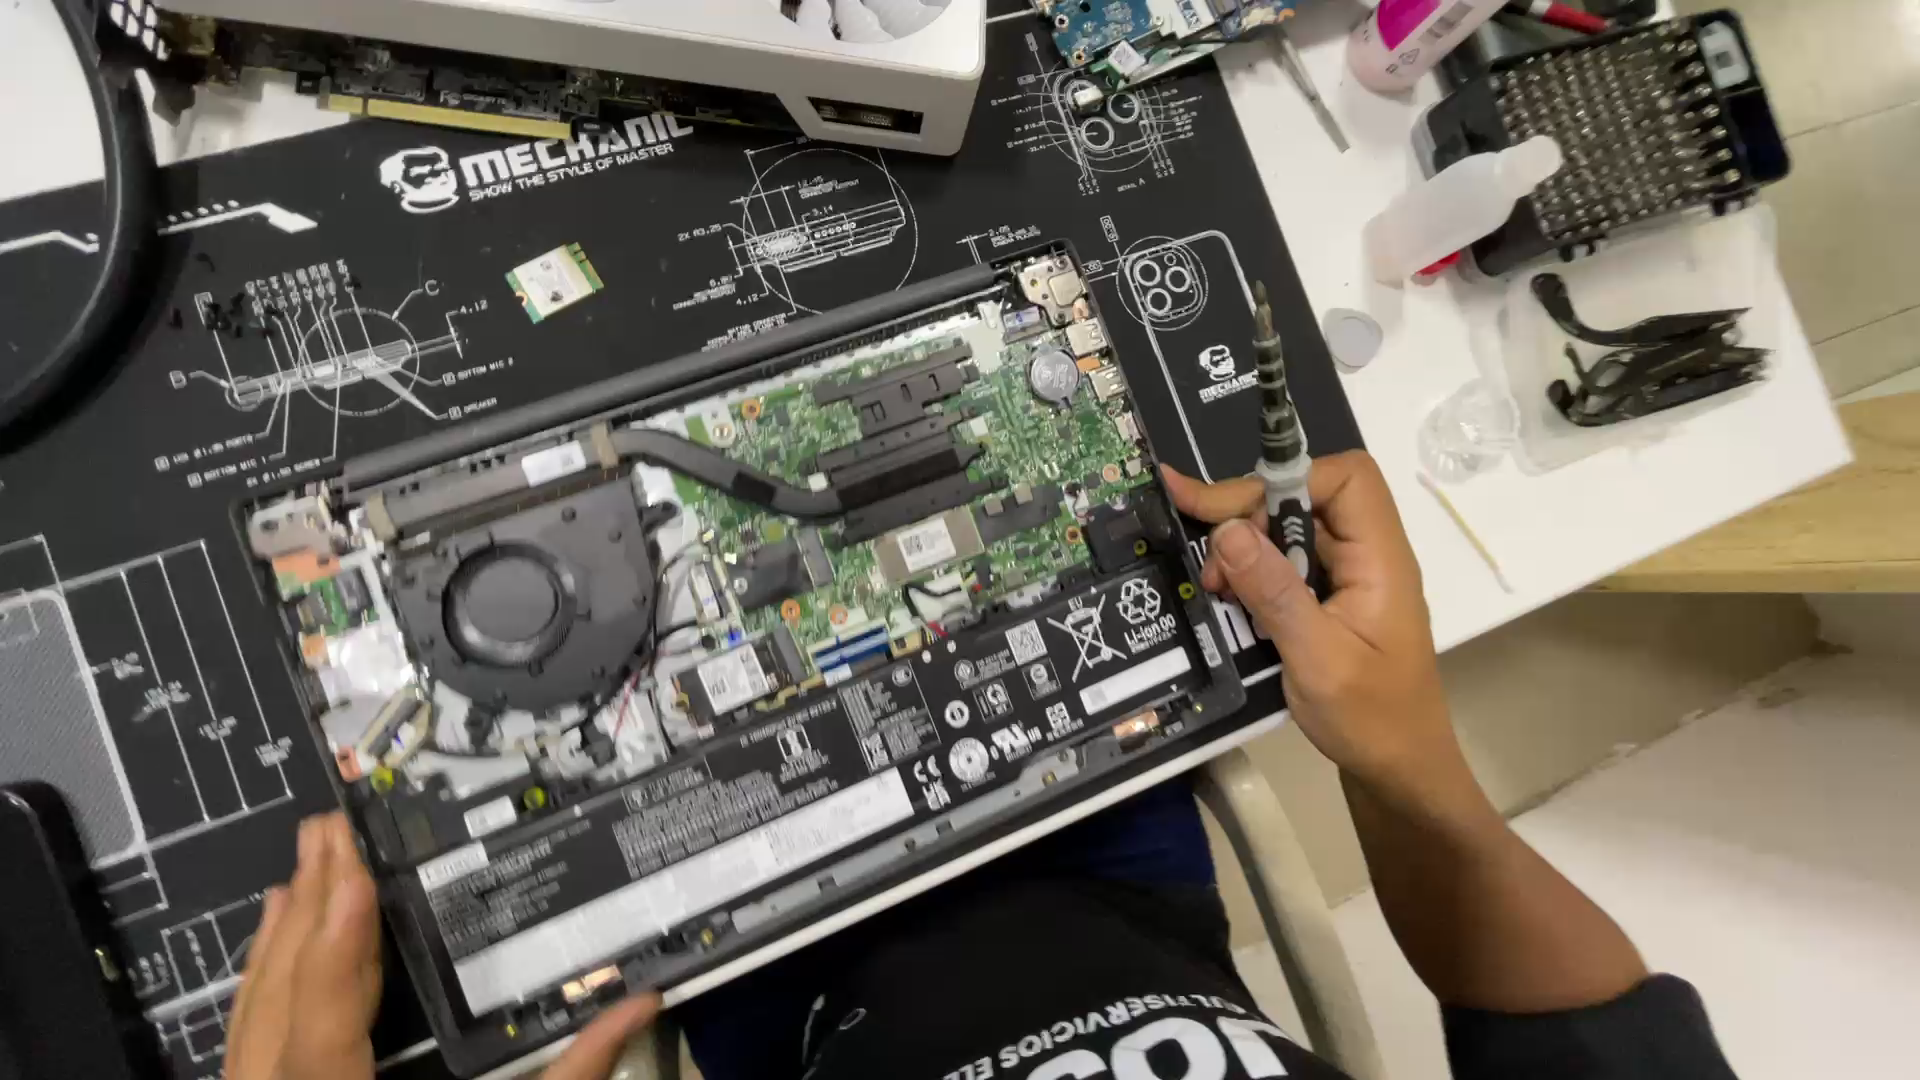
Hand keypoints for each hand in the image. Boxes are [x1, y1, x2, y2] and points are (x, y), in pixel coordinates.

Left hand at [226, 812, 662, 1079]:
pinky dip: (264, 990)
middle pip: (275, 1006)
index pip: (326, 1018)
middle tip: (320, 834)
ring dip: (276, 945)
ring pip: (246, 1026)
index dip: (335, 939)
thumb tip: (644, 1000)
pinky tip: (280, 958)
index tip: (343, 870)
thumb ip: (576, 1072)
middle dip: (301, 912)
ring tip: (297, 877)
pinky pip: (250, 1046)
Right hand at [1163, 453, 1477, 810]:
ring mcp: (1344, 576)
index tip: (1233, 512)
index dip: (1287, 479)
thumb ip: (1274, 592)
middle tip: (1204, 553)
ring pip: (1286, 529)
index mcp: (1380, 560)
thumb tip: (1227, 529)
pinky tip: (1224, 593)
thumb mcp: (1317, 658)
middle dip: (1247, 514)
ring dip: (1241, 545)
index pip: (1346, 479)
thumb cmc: (1371, 719)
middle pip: (1305, 497)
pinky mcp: (1324, 596)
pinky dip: (1247, 570)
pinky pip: (1280, 561)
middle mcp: (1364, 555)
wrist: (1397, 768)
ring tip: (1211, 582)